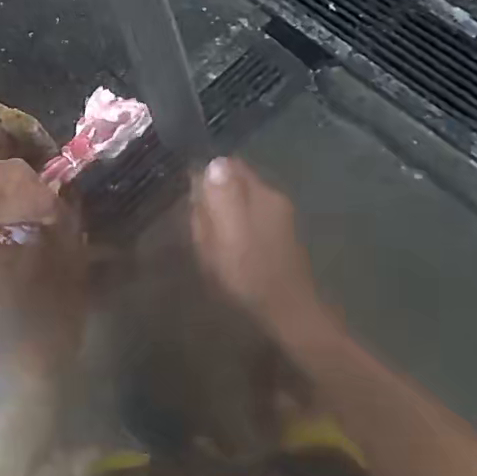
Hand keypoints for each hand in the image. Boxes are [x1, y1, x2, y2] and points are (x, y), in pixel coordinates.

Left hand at [0, 158, 59, 227]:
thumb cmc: (16, 201)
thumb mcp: (46, 206)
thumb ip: (54, 207)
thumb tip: (52, 211)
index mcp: (22, 164)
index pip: (36, 177)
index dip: (41, 195)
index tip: (41, 211)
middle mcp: (3, 164)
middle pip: (17, 184)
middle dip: (22, 199)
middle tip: (25, 218)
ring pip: (1, 191)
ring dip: (5, 204)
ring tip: (8, 222)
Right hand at [190, 158, 327, 335]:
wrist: (288, 314)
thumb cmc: (248, 274)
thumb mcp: (224, 234)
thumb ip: (220, 196)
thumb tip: (214, 161)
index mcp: (261, 194)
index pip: (227, 165)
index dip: (204, 176)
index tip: (189, 198)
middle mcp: (273, 199)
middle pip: (232, 183)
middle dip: (210, 198)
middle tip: (198, 225)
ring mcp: (278, 219)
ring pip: (237, 203)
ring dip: (219, 216)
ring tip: (208, 241)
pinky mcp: (277, 237)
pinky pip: (244, 220)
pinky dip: (230, 230)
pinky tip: (225, 250)